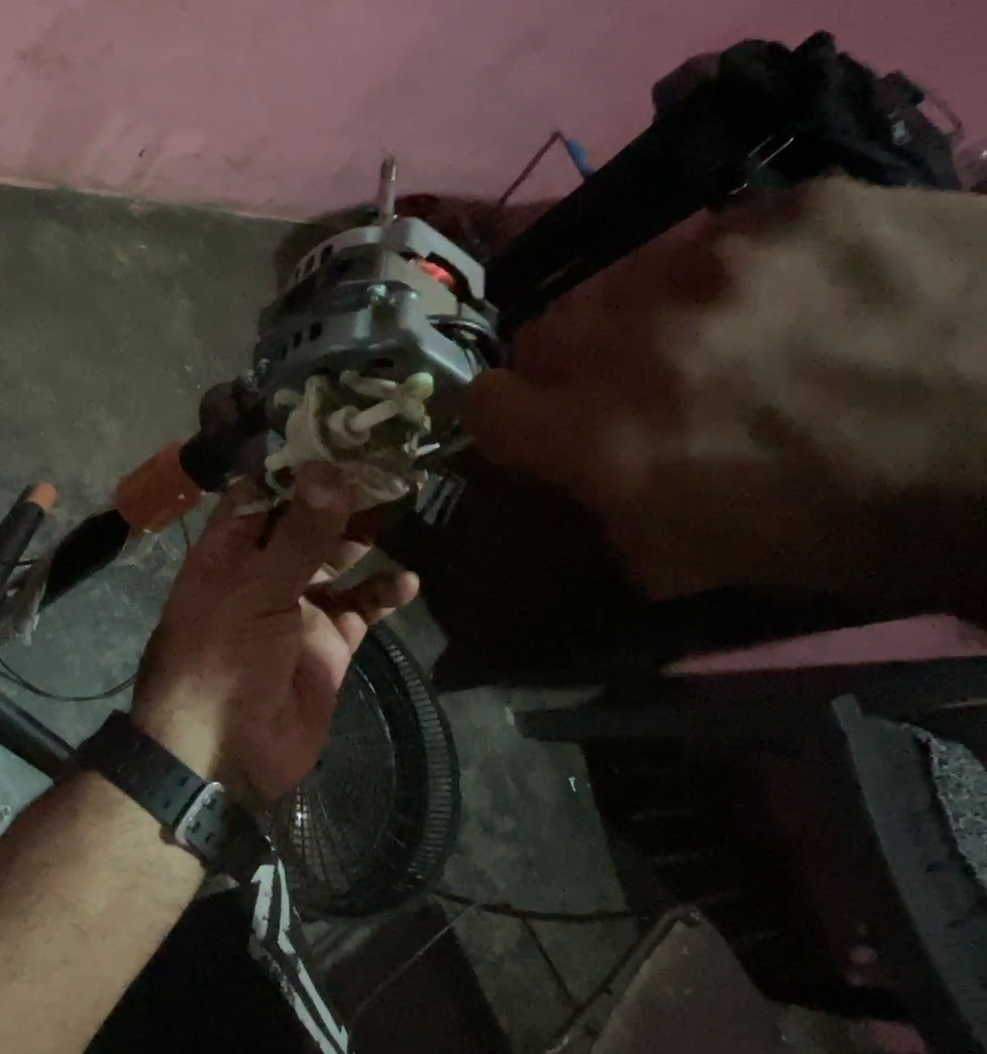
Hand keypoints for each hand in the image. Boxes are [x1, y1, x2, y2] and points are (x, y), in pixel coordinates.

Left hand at [131, 465, 418, 810]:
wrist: (221, 751)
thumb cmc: (220, 657)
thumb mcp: (255, 589)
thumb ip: (298, 534)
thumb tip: (330, 469)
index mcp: (227, 553)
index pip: (259, 493)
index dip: (295, 464)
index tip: (339, 430)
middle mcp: (260, 573)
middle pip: (304, 522)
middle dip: (340, 495)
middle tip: (389, 460)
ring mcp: (296, 609)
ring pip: (336, 560)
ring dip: (364, 537)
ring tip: (404, 503)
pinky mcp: (327, 645)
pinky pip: (360, 609)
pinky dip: (383, 594)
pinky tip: (409, 581)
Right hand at [464, 178, 986, 608]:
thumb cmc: (859, 529)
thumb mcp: (697, 559)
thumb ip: (601, 507)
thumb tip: (566, 475)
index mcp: (606, 440)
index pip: (481, 402)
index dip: (506, 415)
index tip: (538, 423)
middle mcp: (637, 344)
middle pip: (541, 332)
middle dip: (572, 362)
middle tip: (634, 380)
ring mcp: (719, 263)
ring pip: (622, 278)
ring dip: (649, 313)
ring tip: (727, 333)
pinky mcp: (800, 208)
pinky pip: (722, 236)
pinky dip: (741, 270)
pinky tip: (806, 294)